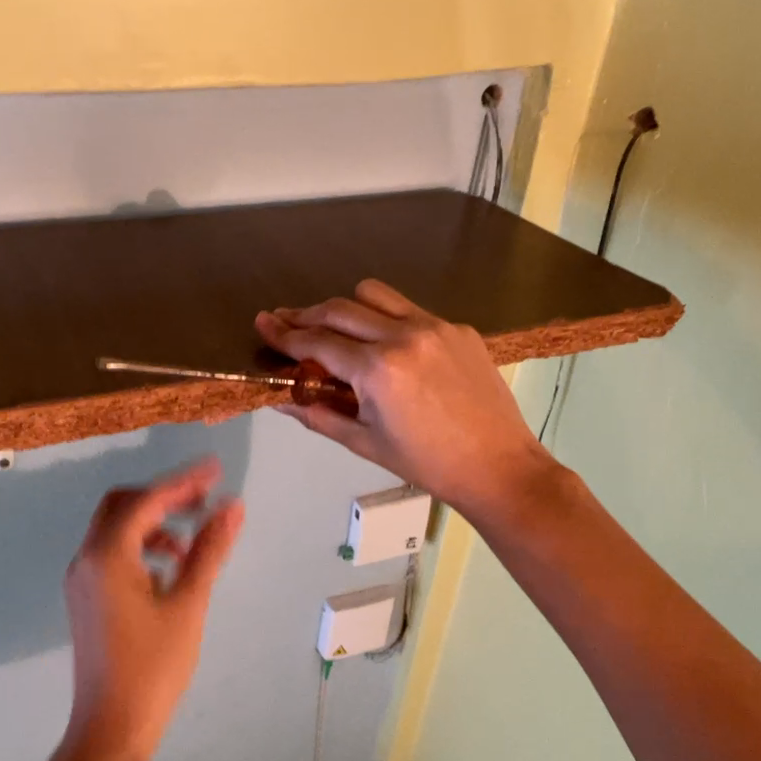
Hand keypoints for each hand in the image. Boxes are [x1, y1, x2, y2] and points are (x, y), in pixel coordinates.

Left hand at [62, 458, 244, 760]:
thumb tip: (232, 506)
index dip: (185, 482)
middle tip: (204, 500)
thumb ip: (209, 550)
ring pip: (115, 529)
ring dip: (153, 522)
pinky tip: (170, 569)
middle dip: (164, 496)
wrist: (112, 729)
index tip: (218, 471)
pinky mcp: (86, 599)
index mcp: (107, 554)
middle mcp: (86, 558)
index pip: (148, 500)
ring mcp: (81, 580)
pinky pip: (112, 553)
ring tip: (192, 539)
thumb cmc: (154, 667)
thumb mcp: (189, 604)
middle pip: (123, 505)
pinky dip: (141, 547)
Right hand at [254, 279, 555, 513]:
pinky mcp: (458, 328)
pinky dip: (387, 320)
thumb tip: (279, 399)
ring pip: (375, 295)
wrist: (498, 465)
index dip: (284, 334)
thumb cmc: (426, 463)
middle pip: (339, 309)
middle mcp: (404, 336)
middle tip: (285, 321)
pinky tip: (387, 347)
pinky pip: (410, 310)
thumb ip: (318, 415)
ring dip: (347, 307)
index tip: (262, 323)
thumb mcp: (365, 443)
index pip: (317, 343)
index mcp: (378, 370)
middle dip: (306, 315)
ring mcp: (435, 326)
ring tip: (335, 328)